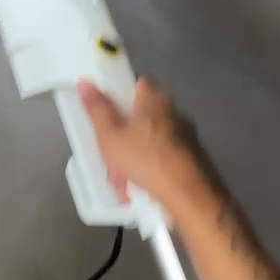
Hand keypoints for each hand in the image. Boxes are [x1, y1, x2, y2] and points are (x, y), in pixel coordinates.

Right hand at [77, 77, 217, 219]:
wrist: (190, 196)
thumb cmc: (145, 160)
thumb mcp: (110, 136)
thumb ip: (97, 109)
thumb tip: (85, 82)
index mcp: (155, 100)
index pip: (138, 83)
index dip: (120, 93)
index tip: (106, 111)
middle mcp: (174, 112)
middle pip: (142, 115)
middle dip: (123, 135)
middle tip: (109, 154)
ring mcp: (187, 136)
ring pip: (151, 140)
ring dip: (134, 156)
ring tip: (123, 181)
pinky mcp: (194, 158)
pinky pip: (163, 157)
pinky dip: (150, 168)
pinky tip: (140, 188)